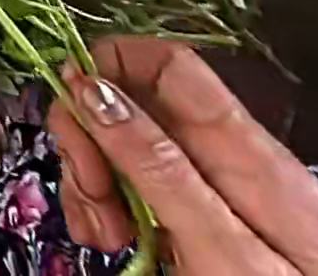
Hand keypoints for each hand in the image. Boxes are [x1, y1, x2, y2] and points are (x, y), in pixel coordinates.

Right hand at [46, 36, 317, 274]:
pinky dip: (100, 201)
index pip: (167, 62)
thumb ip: (158, 166)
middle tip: (87, 191)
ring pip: (117, 140)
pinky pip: (125, 182)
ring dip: (89, 175)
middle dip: (89, 134)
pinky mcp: (190, 218)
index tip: (72, 105)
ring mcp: (205, 188)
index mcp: (246, 152)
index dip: (109, 63)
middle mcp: (223, 156)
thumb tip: (89, 85)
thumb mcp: (226, 256)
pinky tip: (108, 238)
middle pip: (130, 100)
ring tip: (99, 232)